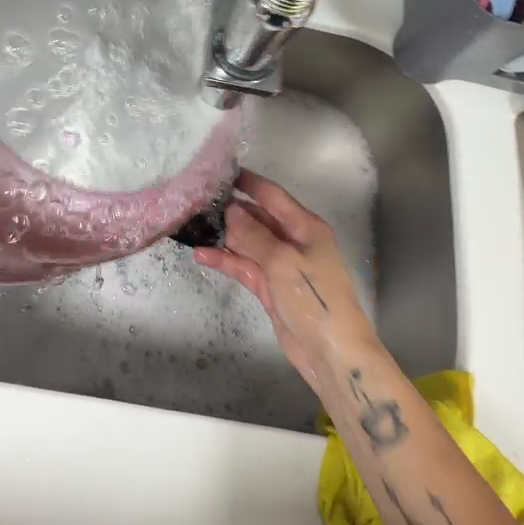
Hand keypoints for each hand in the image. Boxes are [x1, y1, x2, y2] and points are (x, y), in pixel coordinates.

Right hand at [193, 171, 378, 392]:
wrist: (331, 352)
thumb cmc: (313, 297)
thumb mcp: (282, 261)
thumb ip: (254, 234)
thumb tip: (231, 210)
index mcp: (306, 227)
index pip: (273, 196)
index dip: (249, 183)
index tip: (222, 172)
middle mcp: (294, 241)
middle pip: (258, 219)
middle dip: (231, 211)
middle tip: (197, 201)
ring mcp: (281, 266)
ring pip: (248, 243)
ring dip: (224, 237)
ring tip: (192, 226)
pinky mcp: (270, 288)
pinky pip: (245, 267)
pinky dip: (226, 261)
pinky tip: (201, 255)